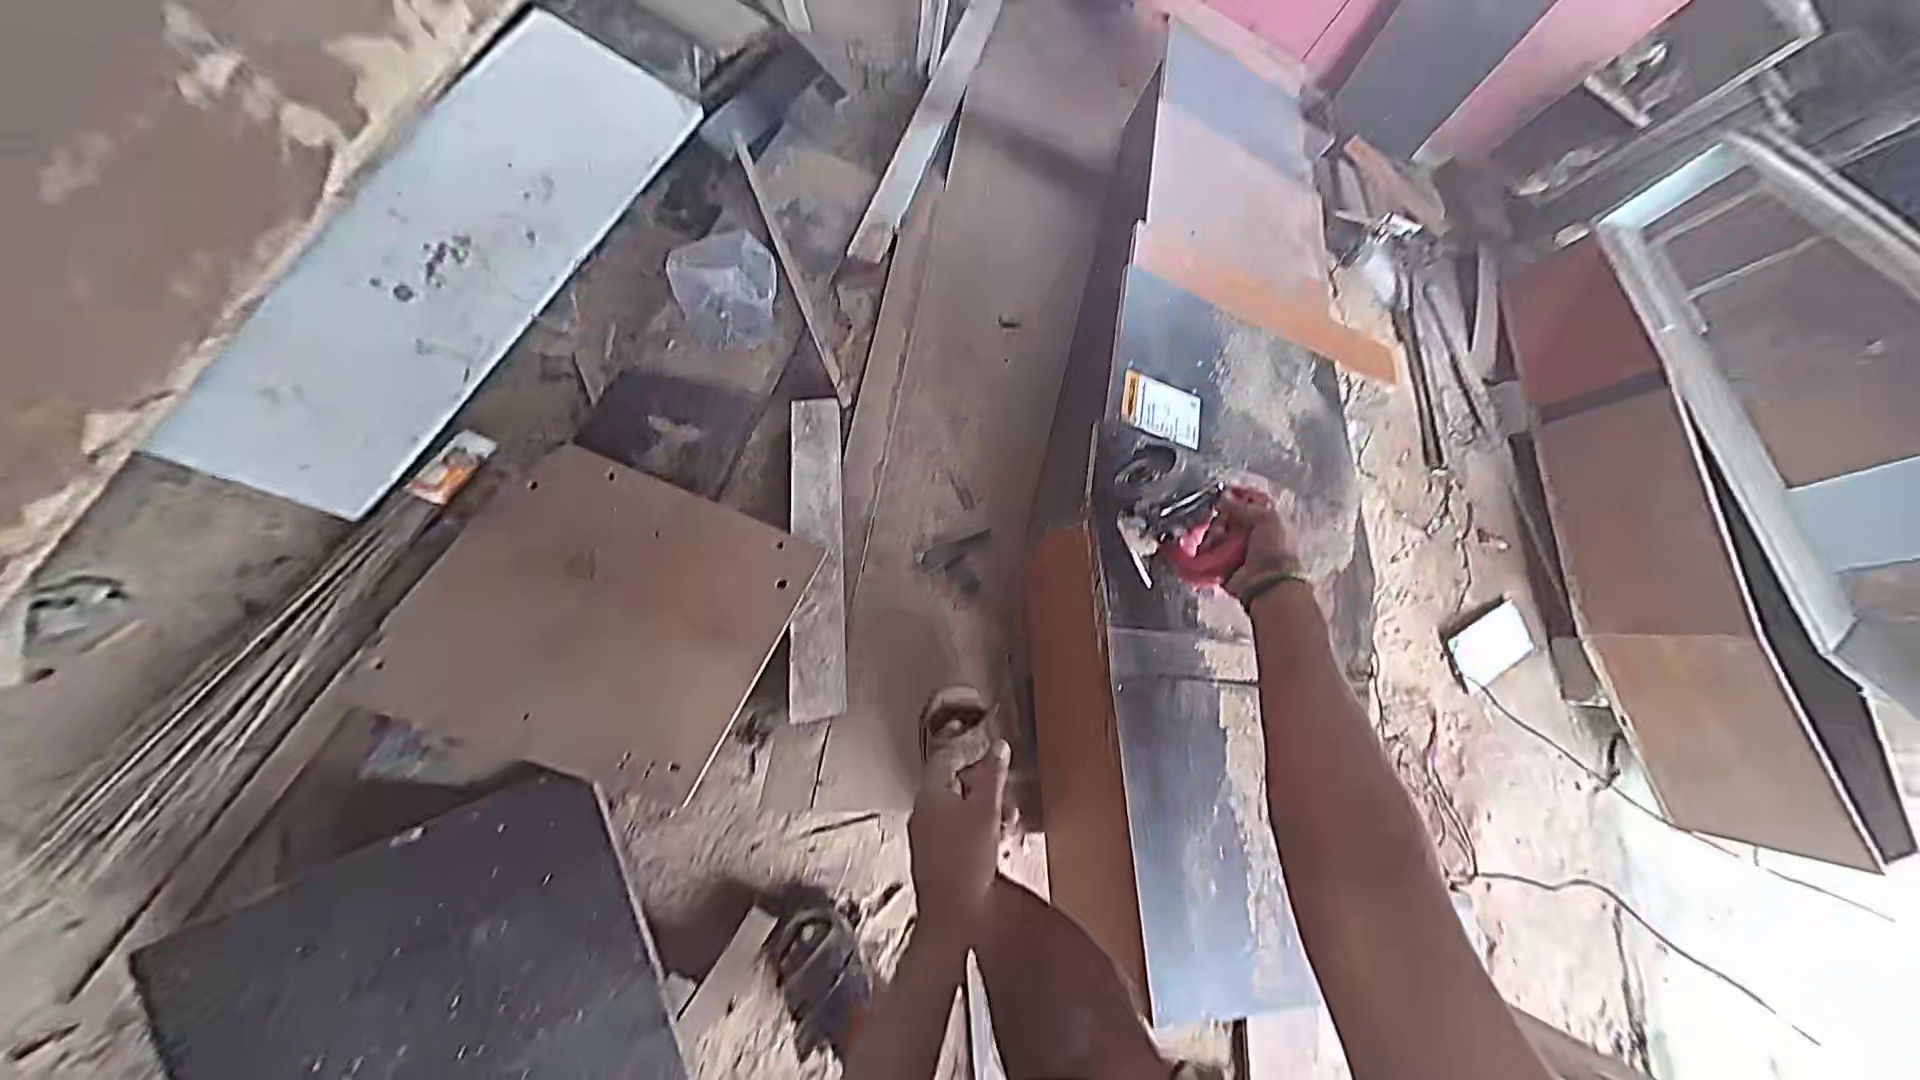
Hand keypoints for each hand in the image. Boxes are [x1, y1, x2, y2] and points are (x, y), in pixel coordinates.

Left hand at [908, 739, 1008, 943]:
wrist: (952, 918)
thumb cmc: (966, 862)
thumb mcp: (986, 810)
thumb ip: (993, 775)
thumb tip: (999, 747)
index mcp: (930, 794)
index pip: (946, 758)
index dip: (966, 746)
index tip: (981, 739)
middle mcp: (923, 812)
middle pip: (955, 784)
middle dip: (984, 786)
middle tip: (1005, 794)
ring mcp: (927, 836)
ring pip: (959, 809)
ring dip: (985, 811)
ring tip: (1007, 823)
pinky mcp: (936, 858)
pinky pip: (958, 832)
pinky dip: (978, 830)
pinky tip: (996, 843)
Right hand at [1214, 487, 1302, 600]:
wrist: (1268, 584)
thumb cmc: (1275, 551)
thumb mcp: (1266, 520)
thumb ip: (1243, 507)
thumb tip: (1222, 498)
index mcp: (1267, 519)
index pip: (1250, 500)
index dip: (1237, 494)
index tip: (1223, 492)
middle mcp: (1251, 532)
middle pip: (1228, 516)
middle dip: (1221, 516)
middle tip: (1221, 520)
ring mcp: (1236, 548)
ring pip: (1216, 532)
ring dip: (1213, 533)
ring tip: (1216, 538)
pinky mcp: (1223, 562)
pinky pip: (1209, 550)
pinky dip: (1206, 548)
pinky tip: (1208, 548)